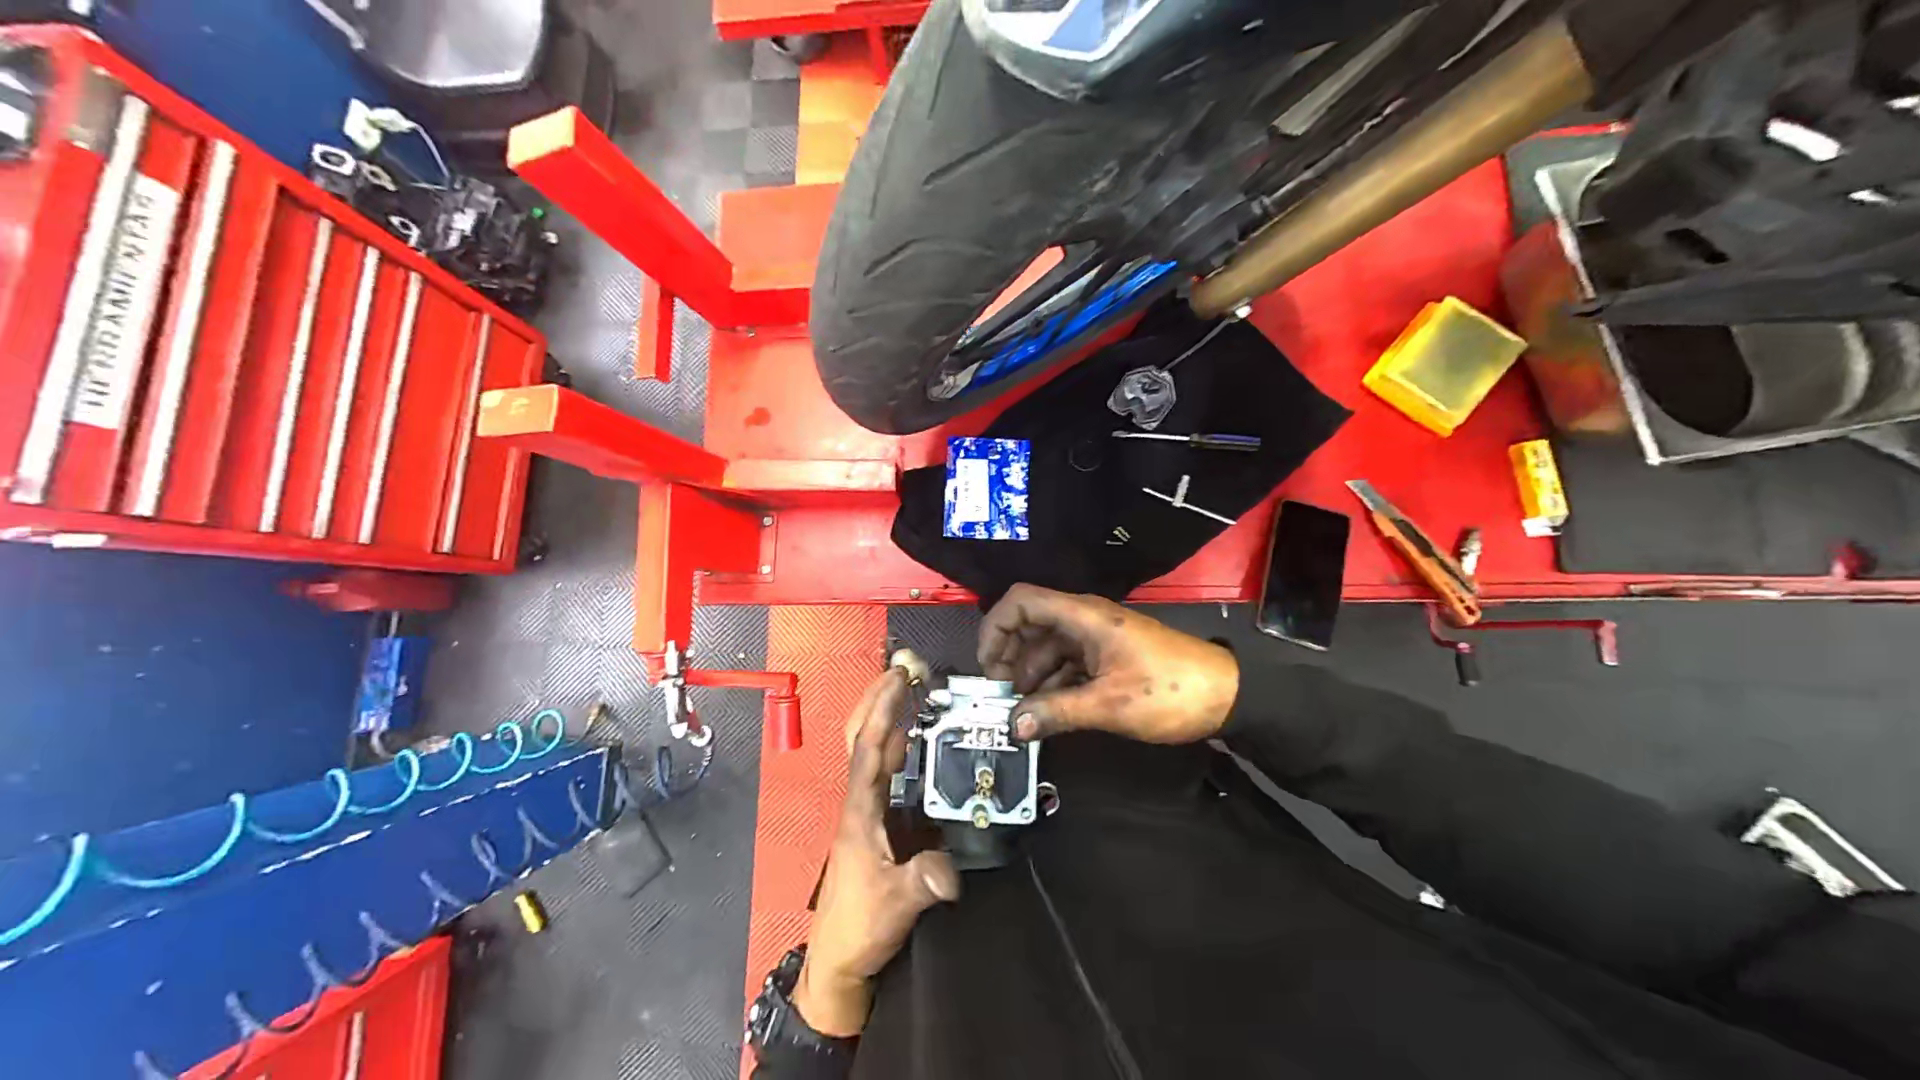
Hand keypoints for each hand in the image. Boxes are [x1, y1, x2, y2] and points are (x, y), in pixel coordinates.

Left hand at [793, 668, 960, 1036]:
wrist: (838, 960)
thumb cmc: (857, 929)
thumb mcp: (893, 907)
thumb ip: (922, 884)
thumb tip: (950, 868)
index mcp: (859, 812)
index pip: (871, 750)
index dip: (884, 712)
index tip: (898, 680)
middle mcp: (859, 803)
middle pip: (862, 739)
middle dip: (876, 701)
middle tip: (900, 672)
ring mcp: (865, 812)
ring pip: (871, 752)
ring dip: (885, 718)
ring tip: (905, 693)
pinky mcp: (875, 824)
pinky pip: (884, 772)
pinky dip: (895, 746)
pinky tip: (910, 742)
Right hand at [978, 584, 1239, 743]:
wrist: (1228, 695)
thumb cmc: (1168, 691)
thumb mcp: (1109, 705)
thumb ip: (1057, 712)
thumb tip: (1013, 725)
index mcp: (1083, 616)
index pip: (1022, 601)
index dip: (996, 628)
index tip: (988, 667)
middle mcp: (1084, 620)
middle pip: (1029, 626)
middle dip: (1009, 658)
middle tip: (1002, 696)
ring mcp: (1096, 639)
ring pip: (1047, 649)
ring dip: (1031, 677)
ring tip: (1024, 713)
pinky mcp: (1107, 658)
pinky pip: (1067, 665)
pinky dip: (1053, 684)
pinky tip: (1048, 713)